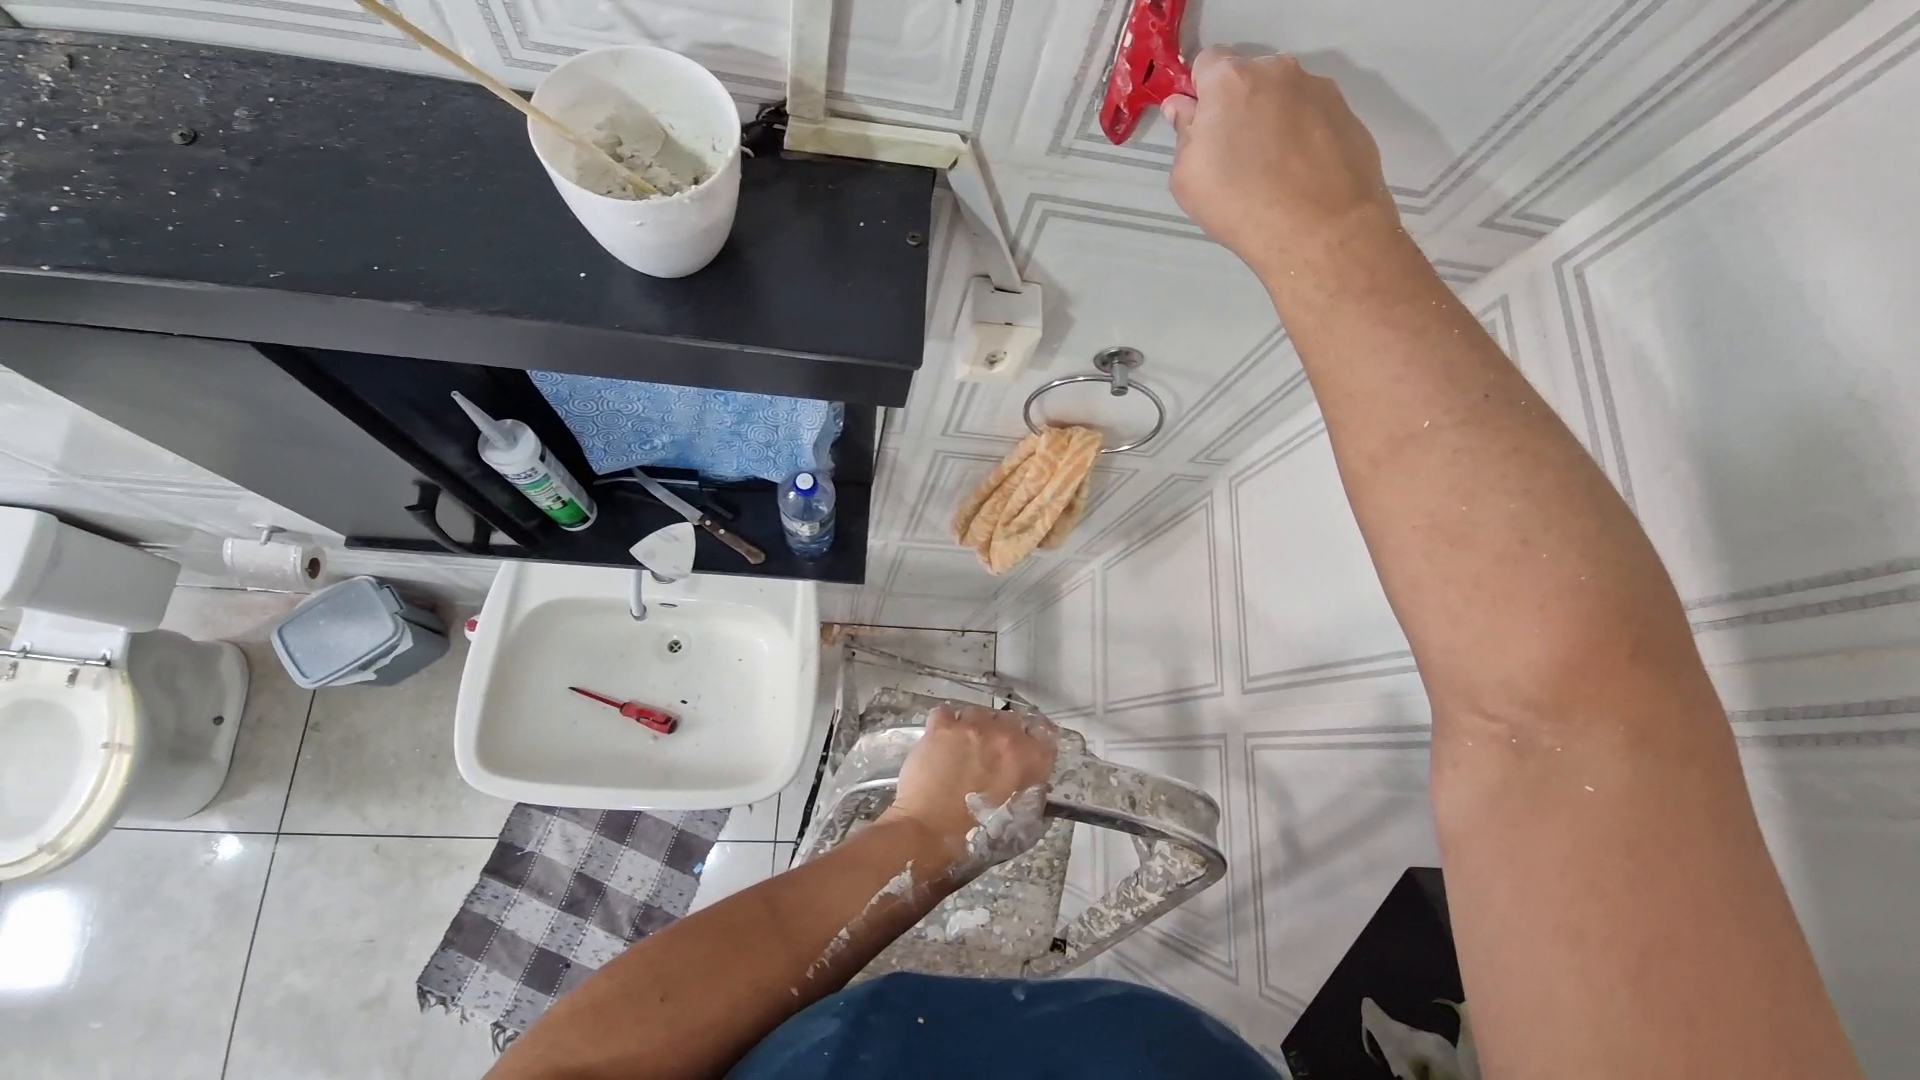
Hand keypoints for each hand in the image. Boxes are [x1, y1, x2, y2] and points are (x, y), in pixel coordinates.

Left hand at [881, 704, 1057, 868]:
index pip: (1044, 732)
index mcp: (1031, 759)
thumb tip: (1032, 781)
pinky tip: (942, 740)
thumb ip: (1031, 792)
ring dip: (975, 727)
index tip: (1025, 747)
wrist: (929, 834)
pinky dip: (946, 722)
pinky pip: (948, 712)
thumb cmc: (977, 838)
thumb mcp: (1021, 821)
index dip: (1034, 739)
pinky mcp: (941, 726)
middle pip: (1010, 720)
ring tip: (963, 747)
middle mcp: (1005, 735)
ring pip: (979, 712)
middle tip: (988, 755)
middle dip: (1002, 734)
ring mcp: (972, 727)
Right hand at [1163, 49, 1399, 277]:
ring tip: (1273, 171)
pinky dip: (1303, 137)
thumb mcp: (1187, 178)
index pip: (1206, 64)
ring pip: (1283, 98)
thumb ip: (1184, 133)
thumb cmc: (1239, 204)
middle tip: (1236, 157)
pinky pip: (1313, 118)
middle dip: (1239, 107)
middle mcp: (1277, 71)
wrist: (1319, 229)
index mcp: (1230, 80)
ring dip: (1273, 121)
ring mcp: (1318, 89)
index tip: (1202, 128)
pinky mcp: (1347, 113)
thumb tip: (1185, 109)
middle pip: (1248, 79)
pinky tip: (1300, 175)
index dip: (1201, 95)